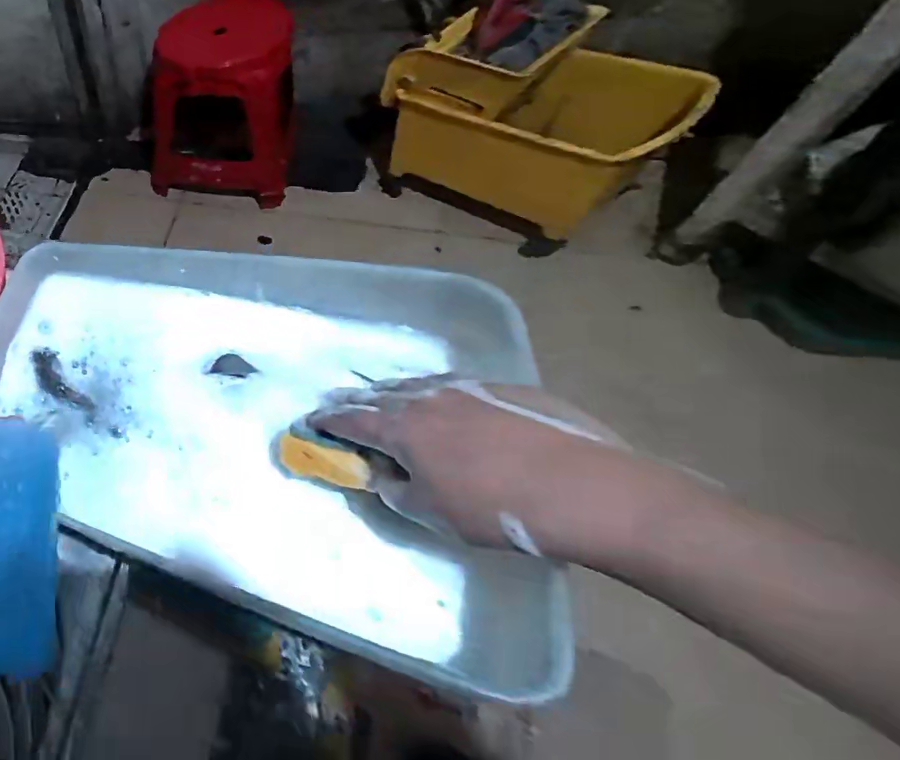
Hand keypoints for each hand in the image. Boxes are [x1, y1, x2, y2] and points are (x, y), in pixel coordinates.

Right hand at [309, 376, 672, 560]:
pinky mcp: (504, 388)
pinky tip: (445, 406)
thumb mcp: (436, 515)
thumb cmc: (499, 510)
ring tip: (385, 399)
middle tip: (339, 404)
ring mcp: (467, 387)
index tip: (310, 422)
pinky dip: (433, 394)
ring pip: (416, 385)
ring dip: (393, 393)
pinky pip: (452, 386)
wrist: (588, 489)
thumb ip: (398, 492)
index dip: (328, 421)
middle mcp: (427, 398)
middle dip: (355, 401)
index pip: (352, 419)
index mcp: (403, 427)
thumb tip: (383, 476)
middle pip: (379, 394)